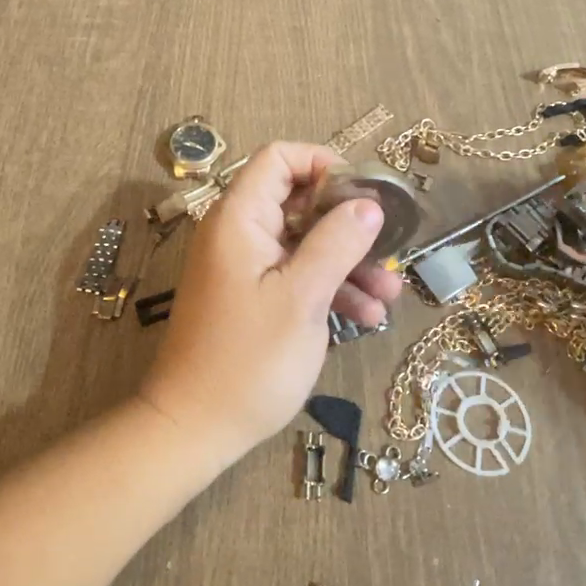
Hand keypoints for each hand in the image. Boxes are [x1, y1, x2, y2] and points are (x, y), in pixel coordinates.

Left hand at [136, 142, 401, 466]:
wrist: (195, 427)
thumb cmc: (248, 359)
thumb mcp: (301, 298)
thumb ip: (336, 243)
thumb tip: (368, 204)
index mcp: (239, 218)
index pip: (278, 159)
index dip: (322, 164)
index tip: (363, 193)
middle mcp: (239, 233)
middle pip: (299, 202)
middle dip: (348, 224)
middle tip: (389, 248)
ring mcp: (245, 267)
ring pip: (304, 243)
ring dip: (348, 263)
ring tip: (390, 294)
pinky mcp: (252, 298)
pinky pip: (295, 276)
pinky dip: (329, 289)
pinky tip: (367, 317)